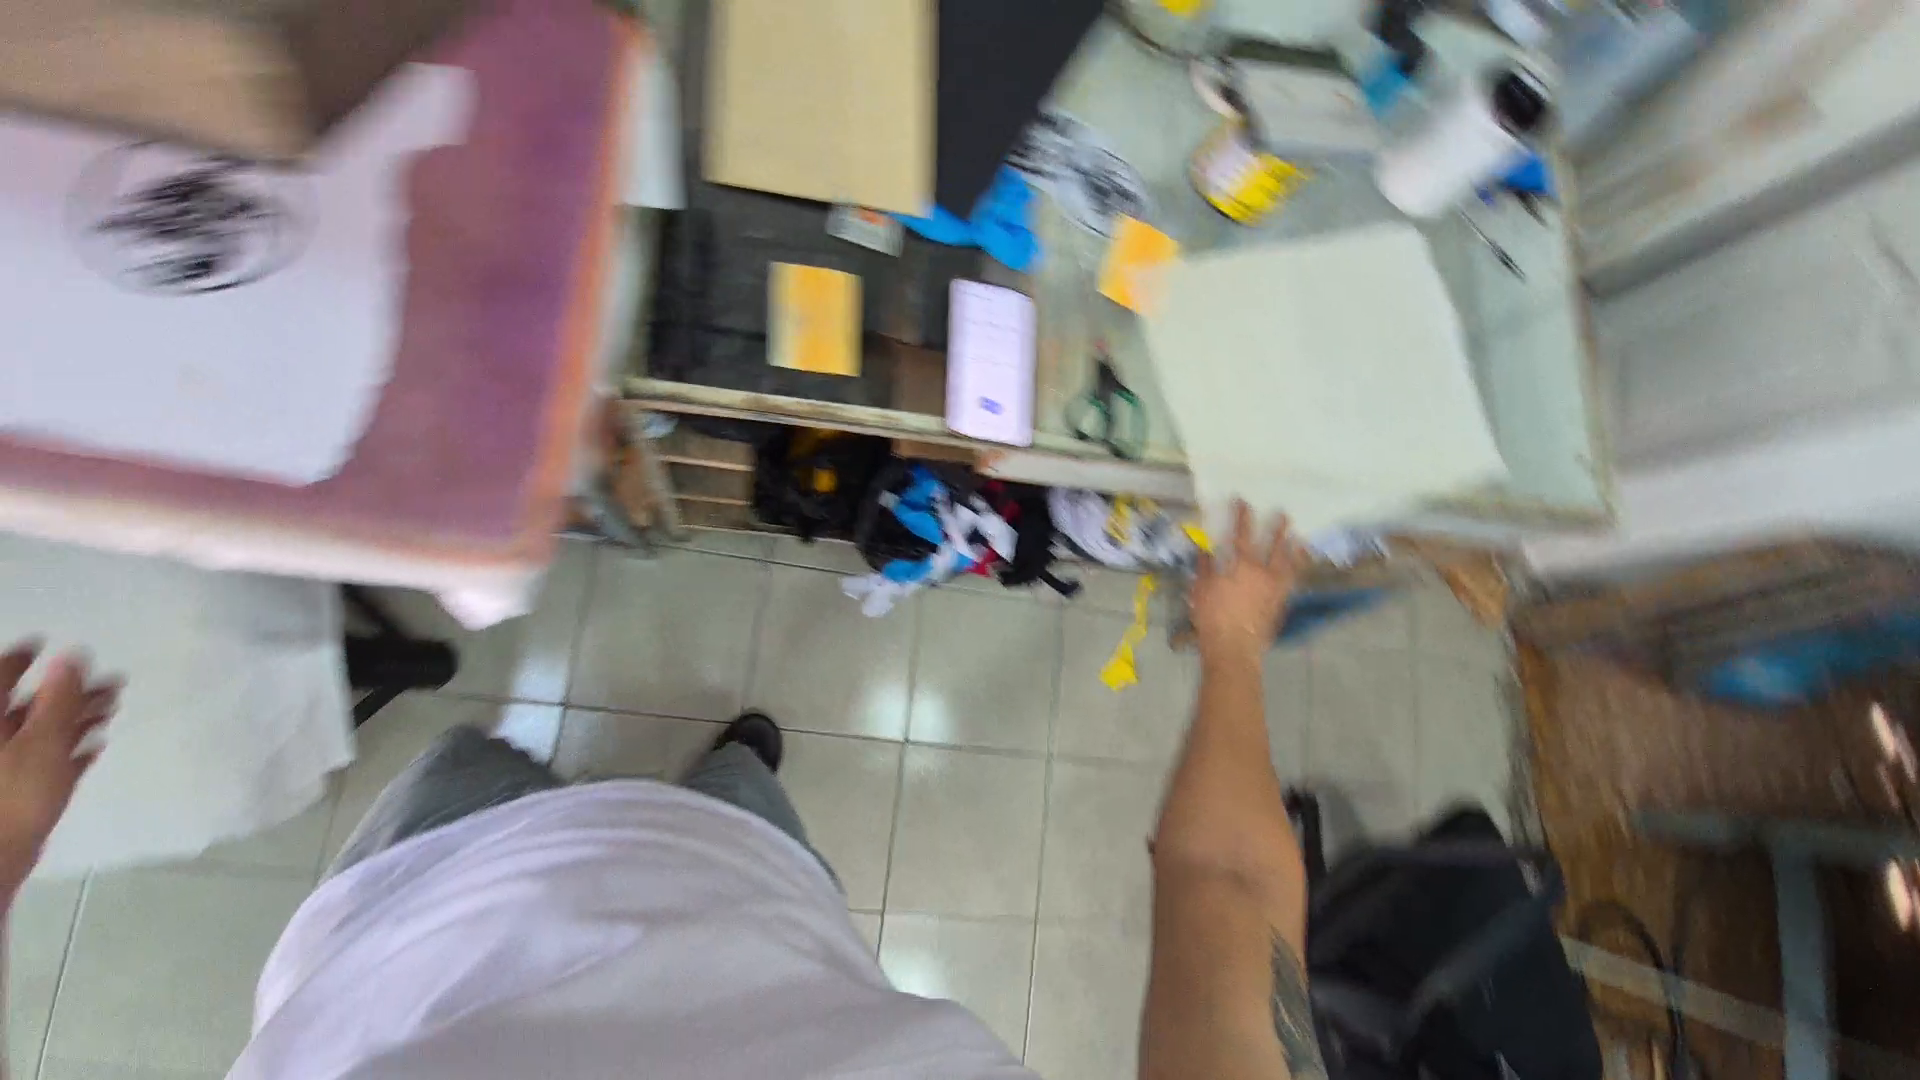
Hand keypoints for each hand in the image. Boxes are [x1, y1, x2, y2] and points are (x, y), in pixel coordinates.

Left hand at [0, 643, 118, 895]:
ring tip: (110, 709)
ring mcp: (6, 766)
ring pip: (40, 732)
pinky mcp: (18, 789)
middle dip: (66, 691)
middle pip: (27, 707)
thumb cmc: (12, 797)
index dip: (22, 659)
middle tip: (104, 680)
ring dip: (76, 719)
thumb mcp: (41, 743)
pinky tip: (92, 748)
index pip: (2, 679)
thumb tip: (70, 657)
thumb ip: (60, 700)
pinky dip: (69, 749)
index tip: (42, 643)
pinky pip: (46, 760)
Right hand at [1189, 501, 1301, 665]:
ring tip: (1300, 540)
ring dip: (1294, 550)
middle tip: (1285, 515)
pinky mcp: (1281, 605)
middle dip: (1279, 529)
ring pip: (1289, 564)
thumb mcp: (1201, 590)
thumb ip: (1205, 568)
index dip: (1243, 516)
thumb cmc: (1212, 617)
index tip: (1244, 501)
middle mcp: (1264, 574)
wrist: (1234, 648)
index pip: (1242, 535)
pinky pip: (1292, 583)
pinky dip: (1294, 573)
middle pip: (1275, 546)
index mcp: (1242, 566)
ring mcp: (1276, 590)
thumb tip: (1206, 551)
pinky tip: (1294, 571)